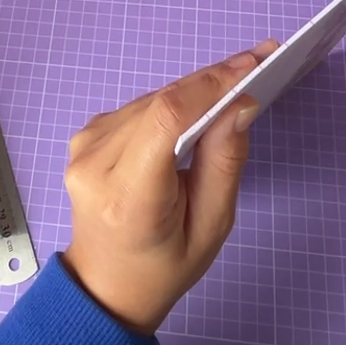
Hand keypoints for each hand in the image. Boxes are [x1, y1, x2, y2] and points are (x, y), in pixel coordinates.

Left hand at [63, 43, 275, 332]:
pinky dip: (174, 103)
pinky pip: (140, 108)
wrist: (104, 283)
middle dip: (212, 82)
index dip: (210, 86)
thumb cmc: (164, 267)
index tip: (252, 66)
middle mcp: (95, 161)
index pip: (166, 119)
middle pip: (161, 103)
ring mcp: (85, 144)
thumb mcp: (211, 227)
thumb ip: (224, 163)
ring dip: (195, 90)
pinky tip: (202, 102)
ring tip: (239, 78)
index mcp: (126, 195)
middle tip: (260, 61)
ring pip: (152, 100)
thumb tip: (240, 103)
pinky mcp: (87, 134)